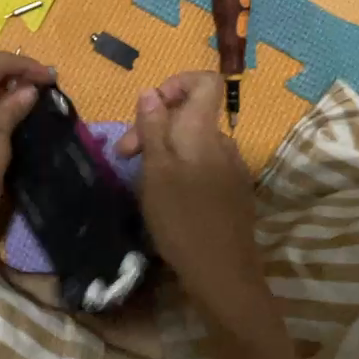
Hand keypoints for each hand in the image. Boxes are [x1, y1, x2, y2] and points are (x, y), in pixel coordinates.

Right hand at [117, 73, 263, 319]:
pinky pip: (204, 164)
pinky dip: (182, 170)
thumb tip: (150, 90)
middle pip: (190, 115)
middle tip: (125, 156)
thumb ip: (152, 127)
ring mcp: (233, 169)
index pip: (206, 81)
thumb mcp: (155, 171)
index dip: (176, 84)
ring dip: (165, 151)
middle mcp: (224, 143)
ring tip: (142, 180)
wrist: (224, 277)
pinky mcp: (234, 192)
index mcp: (204, 131)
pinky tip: (168, 198)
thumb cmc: (182, 219)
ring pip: (194, 142)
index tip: (150, 109)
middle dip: (154, 127)